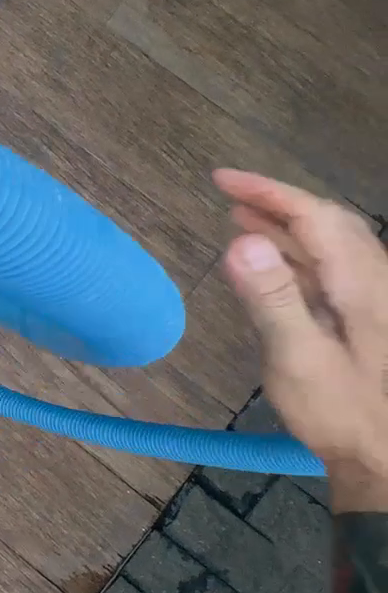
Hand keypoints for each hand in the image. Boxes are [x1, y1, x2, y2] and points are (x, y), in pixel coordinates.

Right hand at [216, 169, 387, 507]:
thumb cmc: (347, 413)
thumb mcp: (300, 358)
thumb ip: (273, 298)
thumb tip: (243, 238)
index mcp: (365, 290)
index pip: (319, 220)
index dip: (272, 193)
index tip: (220, 179)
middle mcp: (379, 289)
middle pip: (335, 228)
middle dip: (281, 202)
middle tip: (226, 192)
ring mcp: (378, 308)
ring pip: (338, 248)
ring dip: (289, 226)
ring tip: (241, 216)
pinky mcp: (372, 325)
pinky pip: (336, 272)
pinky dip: (299, 253)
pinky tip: (273, 262)